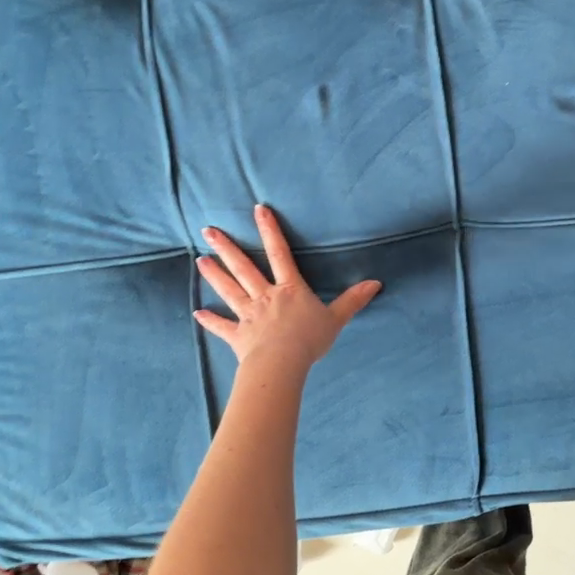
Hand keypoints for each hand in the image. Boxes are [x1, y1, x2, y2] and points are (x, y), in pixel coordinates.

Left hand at [193, 204, 381, 368]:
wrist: (282, 364)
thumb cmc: (309, 340)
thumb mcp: (336, 319)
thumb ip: (353, 300)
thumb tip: (376, 283)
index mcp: (290, 289)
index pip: (280, 253)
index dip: (270, 230)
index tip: (258, 210)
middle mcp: (266, 296)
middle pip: (244, 267)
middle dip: (227, 248)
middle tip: (208, 230)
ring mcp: (249, 315)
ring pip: (229, 290)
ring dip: (214, 275)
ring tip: (200, 259)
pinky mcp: (238, 336)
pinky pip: (222, 327)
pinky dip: (210, 320)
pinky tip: (198, 313)